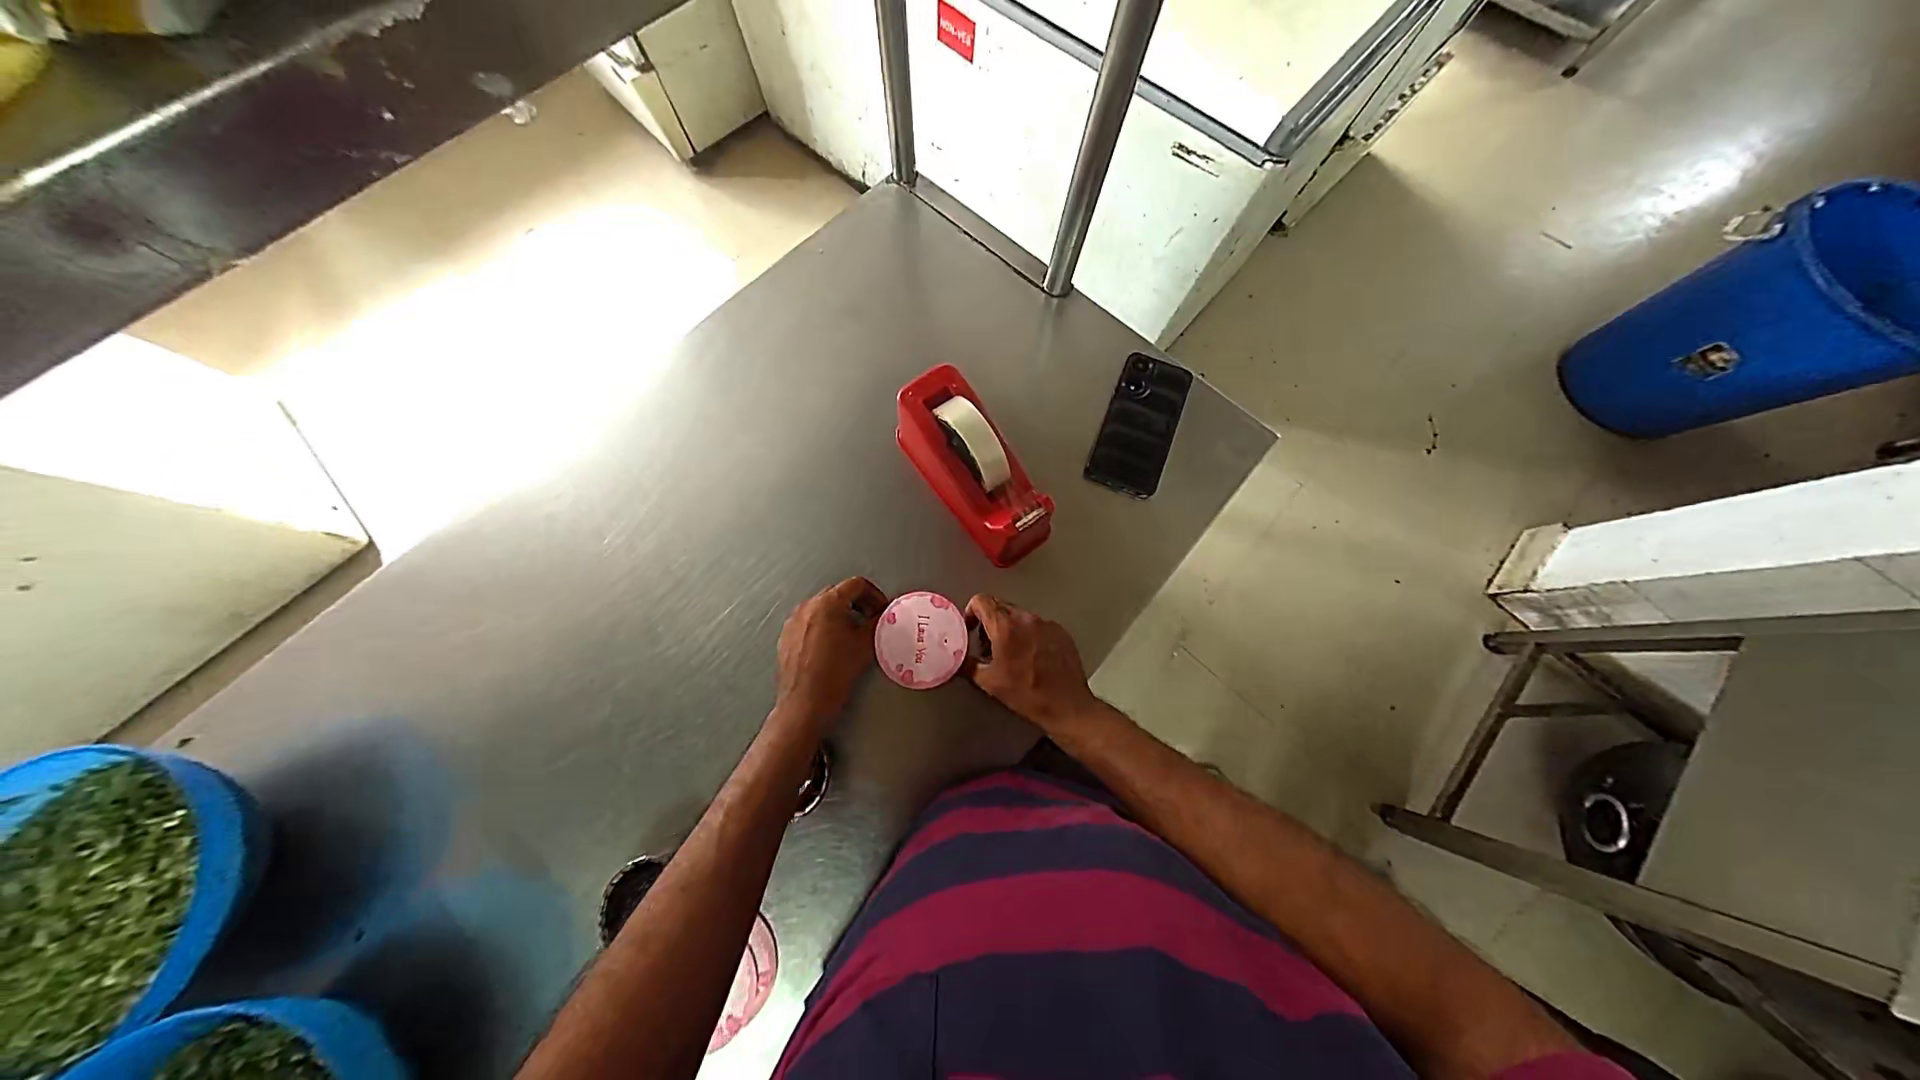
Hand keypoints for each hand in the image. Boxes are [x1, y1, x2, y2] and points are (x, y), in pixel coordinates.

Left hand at [776, 577, 886, 724]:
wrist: (806, 703)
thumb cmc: (833, 675)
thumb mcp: (865, 644)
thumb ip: (877, 622)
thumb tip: (882, 616)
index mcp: (827, 603)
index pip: (856, 584)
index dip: (874, 595)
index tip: (880, 608)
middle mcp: (807, 607)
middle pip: (838, 593)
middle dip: (858, 603)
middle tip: (871, 618)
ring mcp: (794, 621)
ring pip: (822, 607)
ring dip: (840, 614)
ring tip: (853, 633)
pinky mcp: (787, 636)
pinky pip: (809, 621)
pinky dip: (824, 625)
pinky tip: (834, 644)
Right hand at [965, 595, 1101, 729]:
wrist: (1066, 704)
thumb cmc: (1026, 693)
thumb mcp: (989, 682)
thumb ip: (968, 665)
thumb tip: (958, 659)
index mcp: (1006, 626)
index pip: (982, 601)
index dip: (971, 611)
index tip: (971, 628)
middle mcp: (1026, 618)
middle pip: (1001, 606)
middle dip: (990, 622)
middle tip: (988, 645)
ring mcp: (1046, 623)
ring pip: (1020, 616)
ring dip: (1010, 628)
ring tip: (1011, 653)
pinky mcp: (1060, 631)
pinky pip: (1038, 625)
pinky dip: (1029, 634)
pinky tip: (1032, 656)